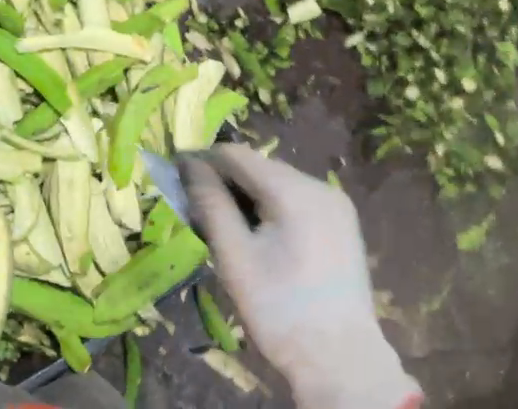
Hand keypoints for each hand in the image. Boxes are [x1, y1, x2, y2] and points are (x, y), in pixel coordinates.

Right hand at [183, 144, 419, 408]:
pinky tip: (257, 234)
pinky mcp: (341, 223)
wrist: (342, 363)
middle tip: (197, 208)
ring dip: (246, 195)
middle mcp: (319, 186)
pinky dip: (270, 206)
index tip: (176, 175)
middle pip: (258, 167)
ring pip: (276, 182)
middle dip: (225, 180)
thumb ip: (210, 202)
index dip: (202, 160)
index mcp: (294, 191)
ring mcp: (335, 204)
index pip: (236, 154)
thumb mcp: (233, 255)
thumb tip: (189, 164)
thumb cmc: (280, 310)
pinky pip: (295, 199)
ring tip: (224, 224)